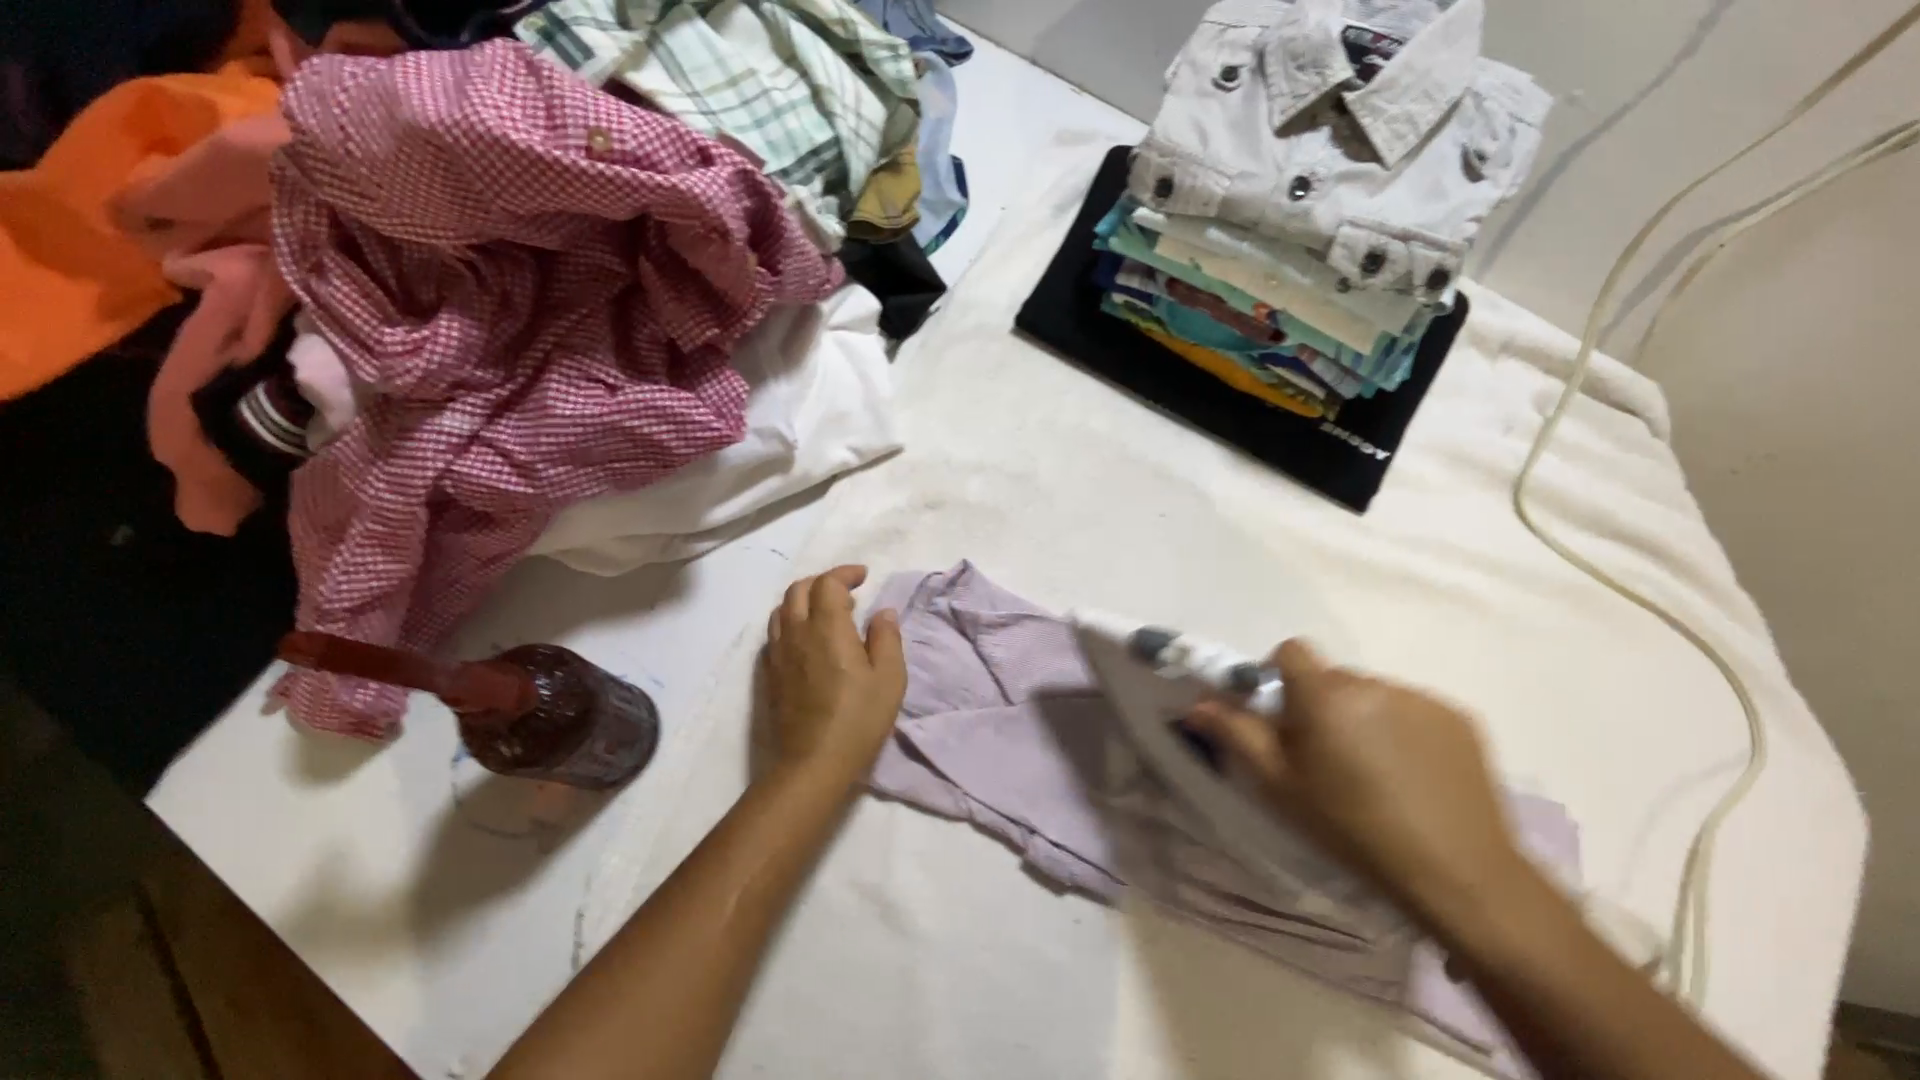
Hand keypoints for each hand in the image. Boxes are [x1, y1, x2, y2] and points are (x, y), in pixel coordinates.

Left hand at [762, 565, 907, 780]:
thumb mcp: (889, 678)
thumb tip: (882, 613)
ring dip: (802, 601)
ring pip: (781, 610)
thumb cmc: (858, 719)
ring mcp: (777, 654)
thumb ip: (886, 639)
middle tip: (846, 592)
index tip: (863, 577)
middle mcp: (796, 632)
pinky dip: (790, 624)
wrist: (812, 762)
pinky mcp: (769, 675)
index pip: (827, 583)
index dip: (845, 574)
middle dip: (822, 582)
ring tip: (824, 613)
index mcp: (827, 627)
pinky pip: (774, 635)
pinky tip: (806, 641)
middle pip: (798, 590)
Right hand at [1185, 639, 1529, 928]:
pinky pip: (1414, 711)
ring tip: (1375, 774)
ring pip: (1373, 695)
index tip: (1283, 720)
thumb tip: (1199, 702)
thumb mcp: (1280, 787)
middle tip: (1326, 760)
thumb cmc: (1351, 829)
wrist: (1457, 872)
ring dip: (1364, 719)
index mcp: (1325, 695)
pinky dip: (1404, 733)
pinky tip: (1412, 777)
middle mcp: (1373, 683)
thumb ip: (1237, 735)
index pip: (1290, 651)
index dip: (1278, 677)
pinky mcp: (1459, 717)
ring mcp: (1422, 698)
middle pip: (1332, 678)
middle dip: (1322, 706)